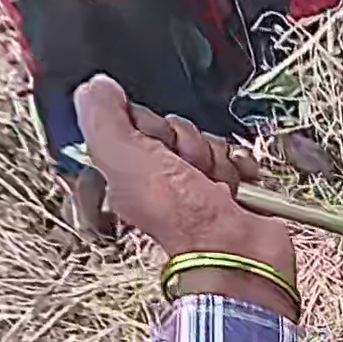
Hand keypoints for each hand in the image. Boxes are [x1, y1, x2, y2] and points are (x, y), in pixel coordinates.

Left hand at [72, 76, 298, 320]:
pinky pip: (237, 162)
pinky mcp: (233, 199)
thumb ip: (101, 113)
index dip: (149, 126)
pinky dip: (242, 166)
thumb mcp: (121, 156)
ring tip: (218, 188)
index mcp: (129, 176)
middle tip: (191, 172)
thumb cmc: (181, 218)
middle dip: (188, 144)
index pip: (137, 122)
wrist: (238, 254)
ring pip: (208, 145)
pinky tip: (241, 179)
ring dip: (217, 158)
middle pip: (175, 132)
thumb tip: (101, 88)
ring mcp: (200, 193)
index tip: (156, 147)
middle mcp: (162, 185)